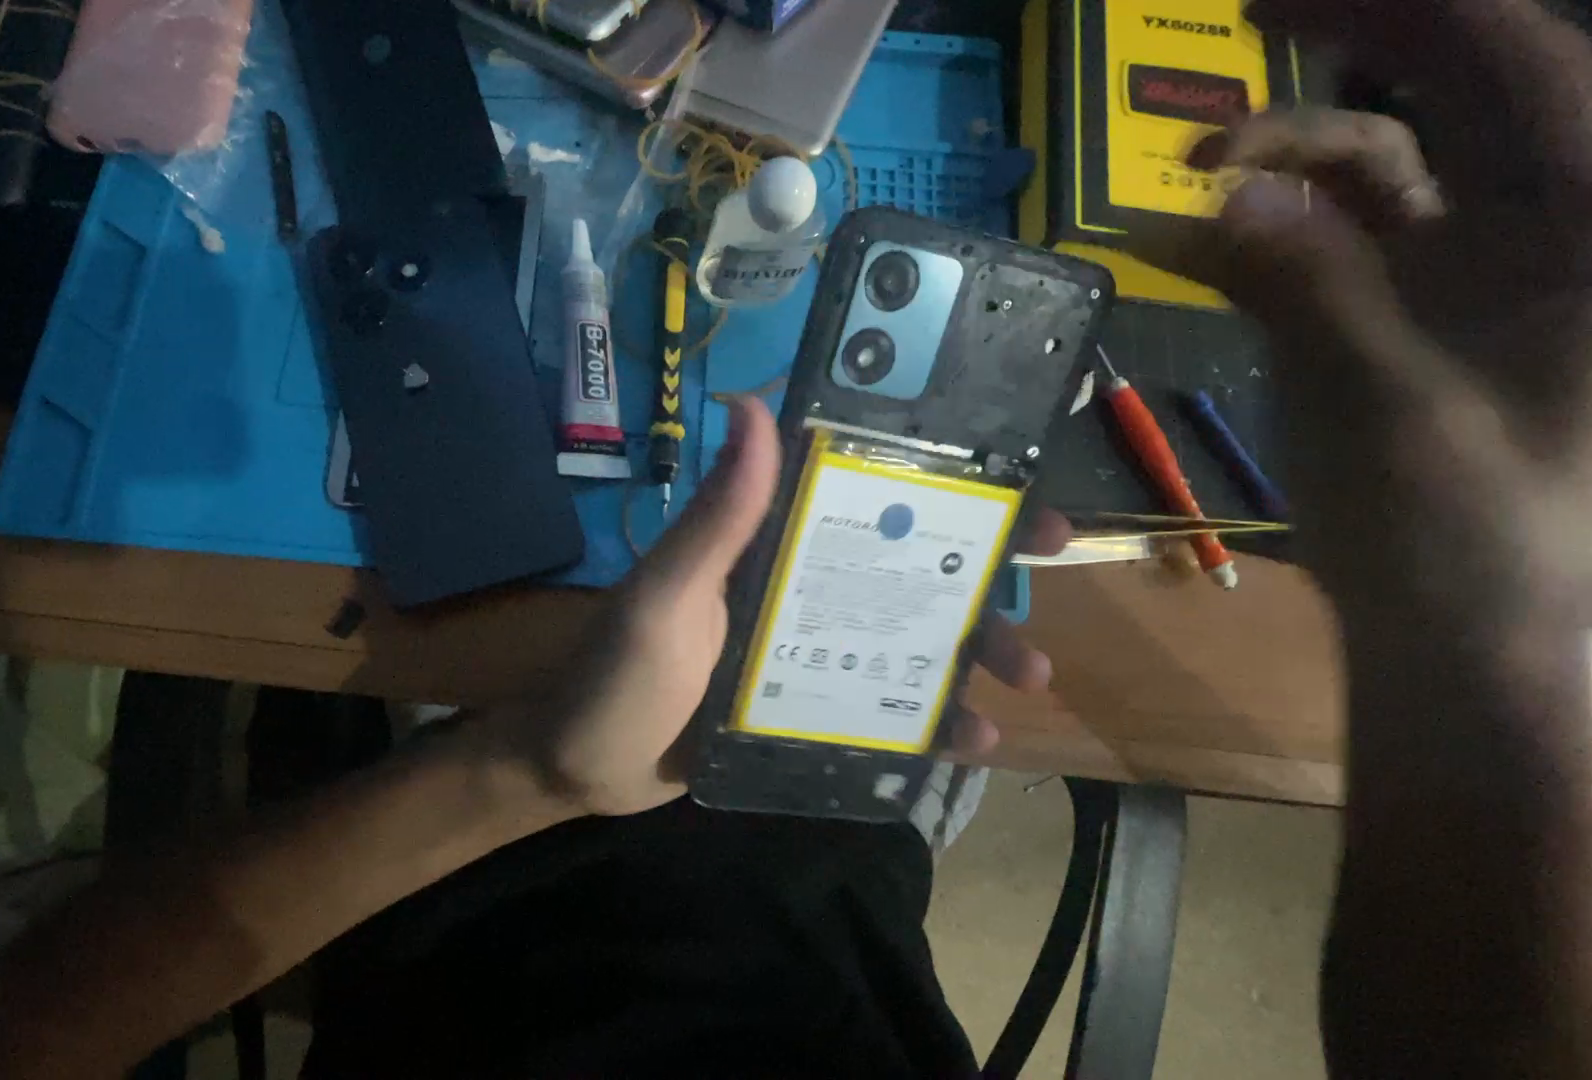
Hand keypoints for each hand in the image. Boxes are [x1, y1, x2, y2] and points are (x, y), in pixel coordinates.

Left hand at [492, 396, 1071, 817]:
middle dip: (978, 563)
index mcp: (762, 543)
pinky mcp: (802, 705)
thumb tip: (753, 404)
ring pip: (903, 634)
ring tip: (1030, 675)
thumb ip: (715, 520)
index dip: (934, 478)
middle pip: (898, 561)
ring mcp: (800, 648)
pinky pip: (878, 704)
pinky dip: (928, 720)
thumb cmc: (614, 680)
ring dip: (970, 647)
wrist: (583, 773)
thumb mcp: (664, 599)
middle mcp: (789, 584)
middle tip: (1053, 564)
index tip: (1013, 478)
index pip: (855, 491)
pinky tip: (976, 742)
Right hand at [1142, 0, 1591, 649]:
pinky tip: (1195, 245)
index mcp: (1591, 229)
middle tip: (1239, 42)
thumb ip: (1312, 295)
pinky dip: (1261, 237)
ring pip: (1379, 173)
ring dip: (1283, 163)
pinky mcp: (1398, 324)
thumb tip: (1218, 200)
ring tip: (1190, 185)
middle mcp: (1539, 230)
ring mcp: (1465, 278)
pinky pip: (1329, 249)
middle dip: (1341, 65)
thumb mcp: (1392, 410)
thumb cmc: (1476, 536)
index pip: (1518, 64)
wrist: (1473, 635)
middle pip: (1451, 99)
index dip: (1404, 10)